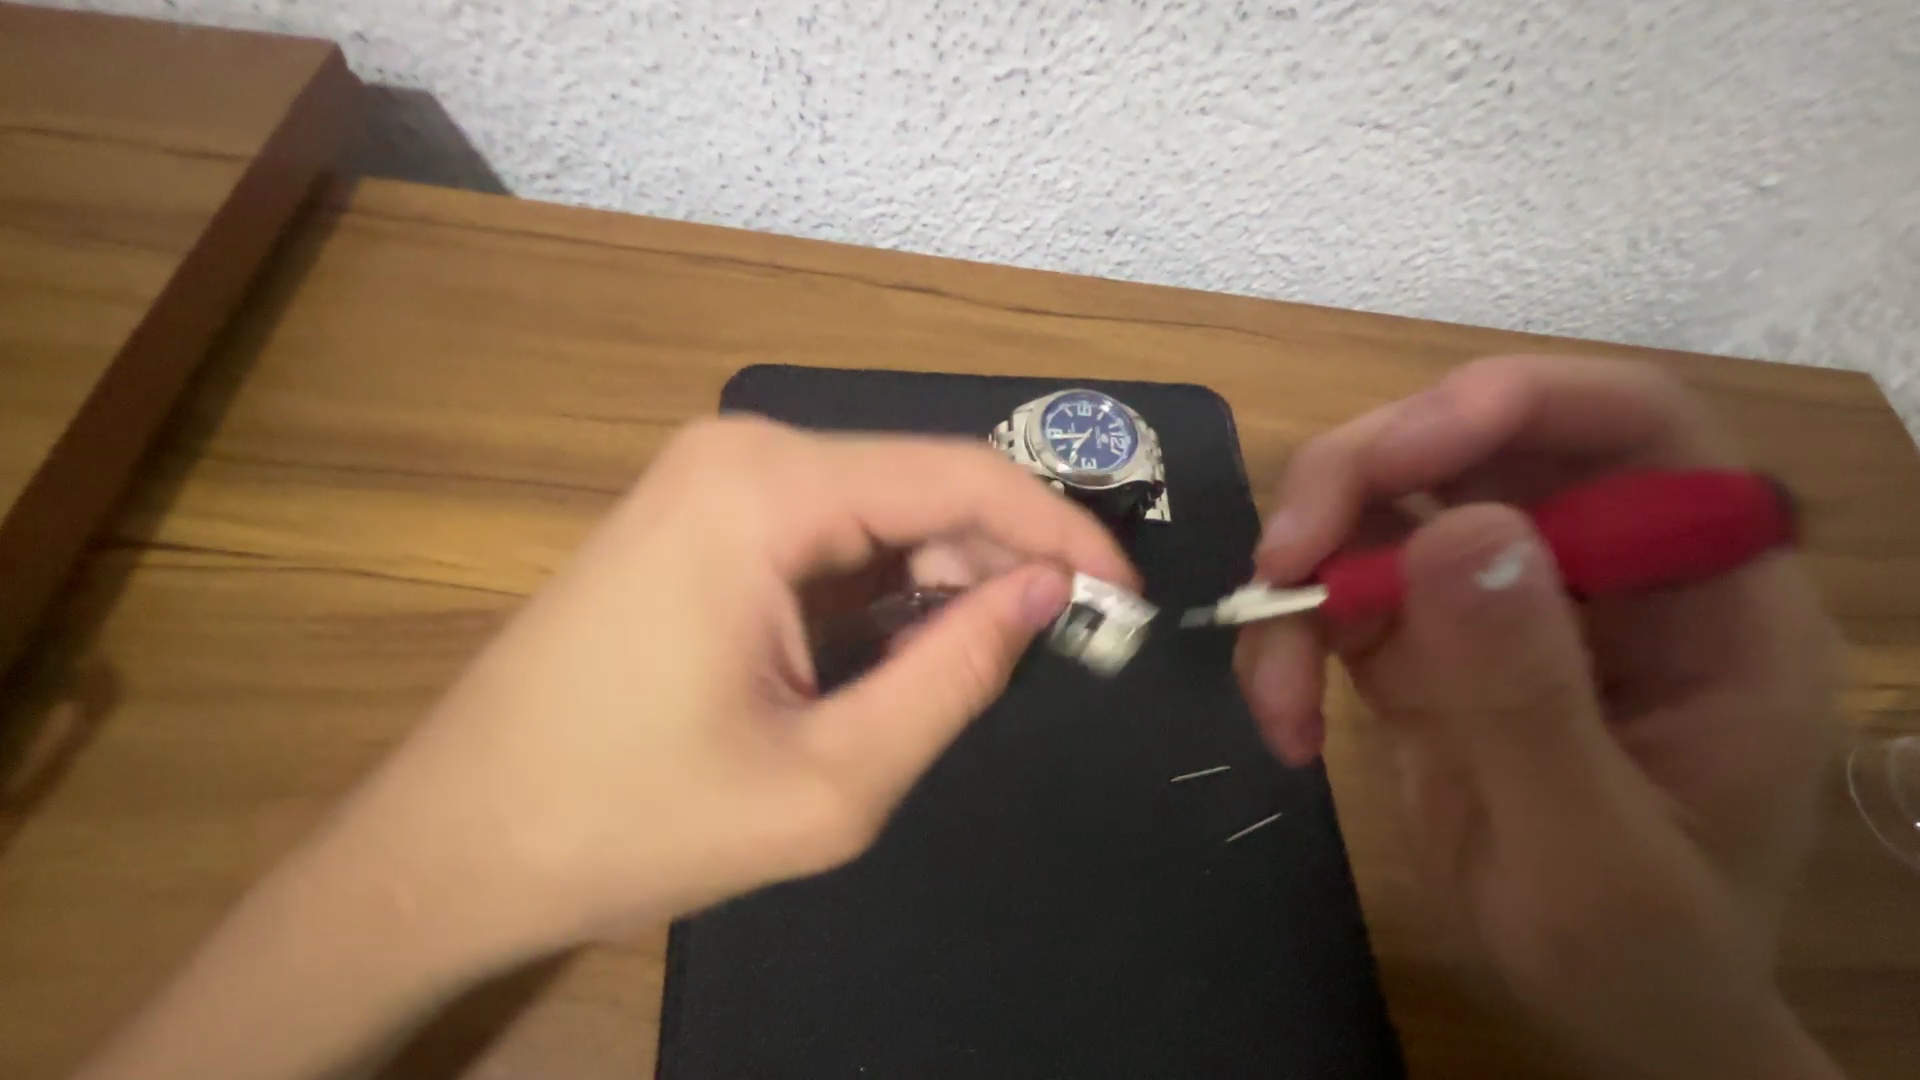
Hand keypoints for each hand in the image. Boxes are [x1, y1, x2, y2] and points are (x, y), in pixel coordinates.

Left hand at [76, 417, 1134, 1079]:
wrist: (455, 841)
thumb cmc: (634, 820)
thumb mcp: (832, 779)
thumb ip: (957, 675)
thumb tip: (1046, 595)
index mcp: (769, 487)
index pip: (963, 477)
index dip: (1062, 534)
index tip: (1128, 597)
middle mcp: (746, 453)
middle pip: (925, 487)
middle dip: (1008, 559)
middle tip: (1075, 641)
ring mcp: (718, 480)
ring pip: (885, 512)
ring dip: (952, 578)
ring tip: (997, 658)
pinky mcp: (705, 519)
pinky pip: (835, 536)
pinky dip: (893, 588)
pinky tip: (914, 647)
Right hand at [1236, 357, 1842, 1078]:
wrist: (1597, 1010)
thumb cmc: (1636, 956)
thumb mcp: (1589, 853)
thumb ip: (1528, 696)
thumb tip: (1457, 532)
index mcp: (1698, 595)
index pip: (1624, 427)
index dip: (1503, 406)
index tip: (1386, 457)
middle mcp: (1588, 568)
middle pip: (1462, 448)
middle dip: (1352, 488)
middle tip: (1278, 562)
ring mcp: (1491, 598)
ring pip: (1371, 512)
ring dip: (1301, 584)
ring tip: (1278, 694)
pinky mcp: (1416, 637)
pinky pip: (1330, 595)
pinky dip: (1286, 645)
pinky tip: (1284, 720)